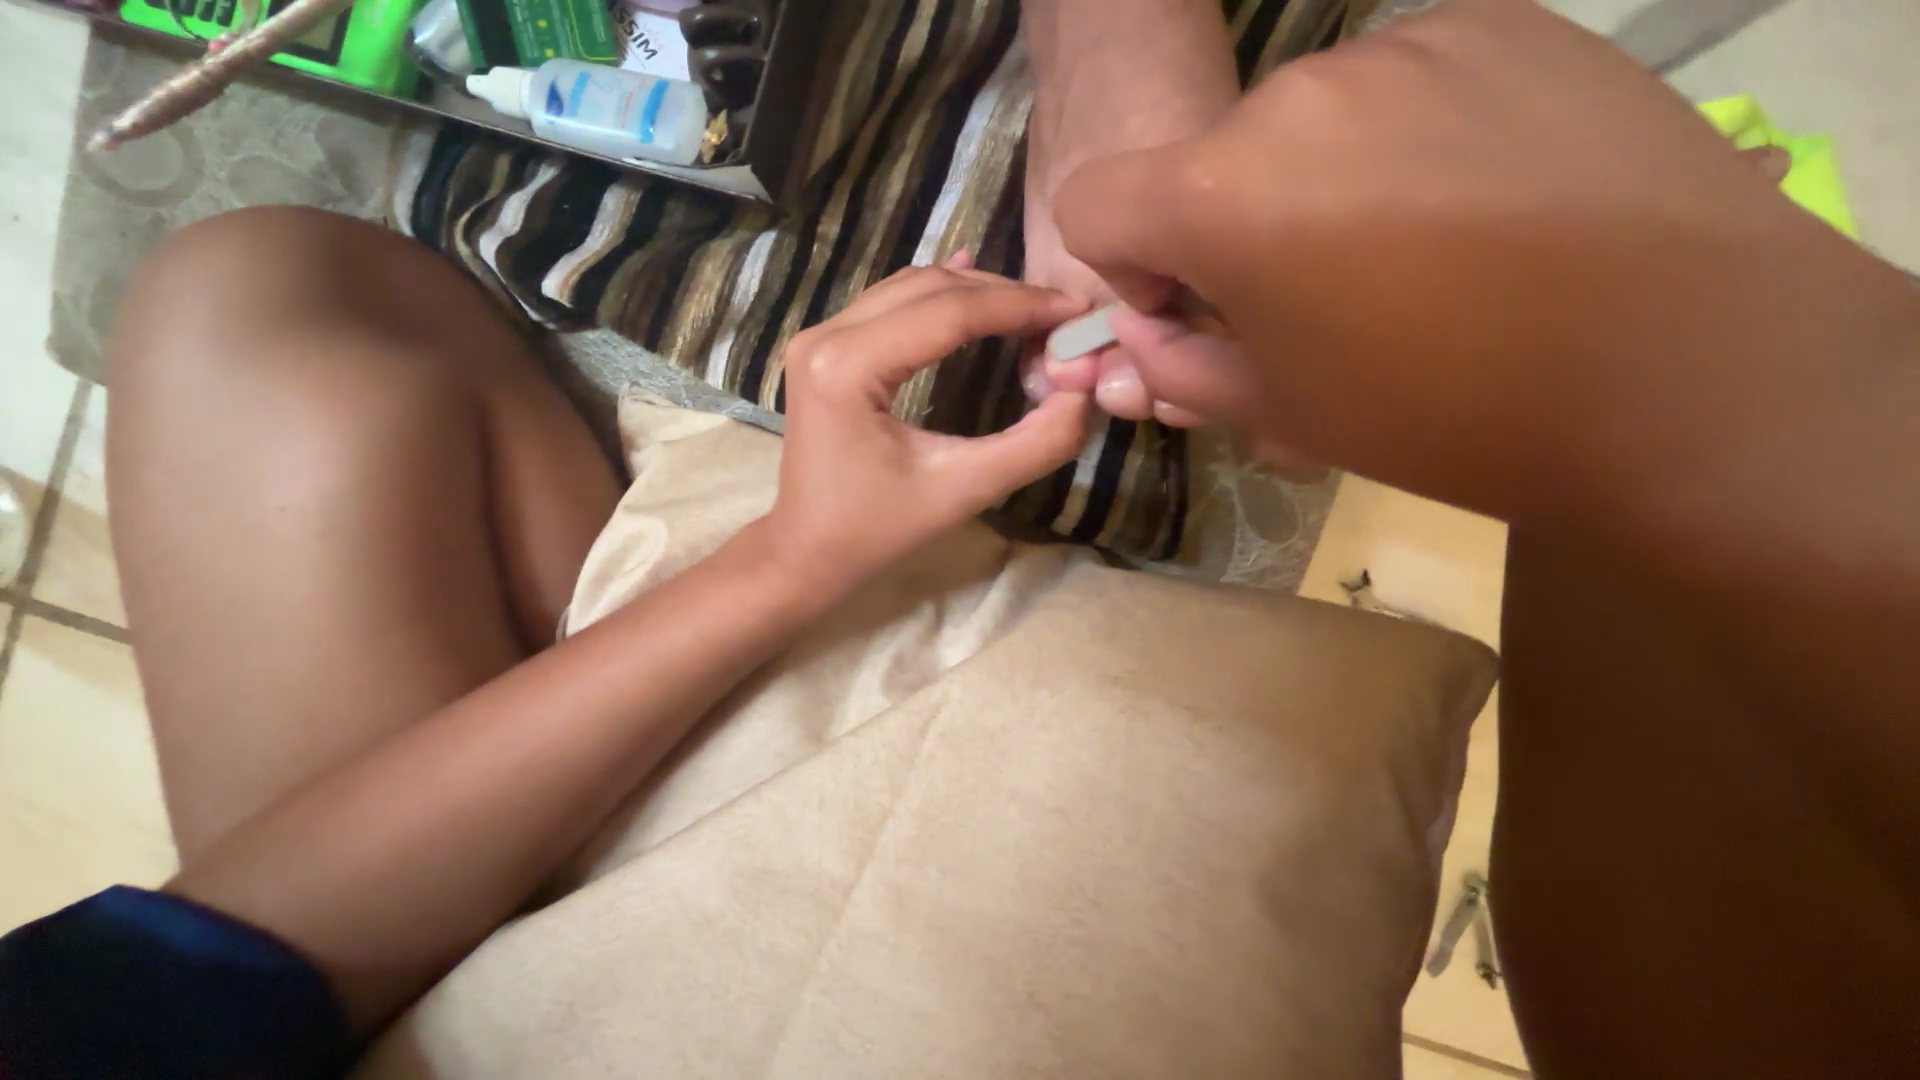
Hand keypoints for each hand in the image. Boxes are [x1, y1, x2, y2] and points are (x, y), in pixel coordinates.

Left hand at [765, 256, 1092, 591]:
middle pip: (930, 288)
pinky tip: (972, 278)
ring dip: (973, 291)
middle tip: (1063, 312)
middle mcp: (825, 336)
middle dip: (1003, 294)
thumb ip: (1034, 444)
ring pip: (909, 288)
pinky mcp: (823, 348)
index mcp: (848, 366)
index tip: (1077, 309)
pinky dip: (939, 296)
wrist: (807, 553)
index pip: (950, 312)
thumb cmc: (877, 531)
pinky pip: (889, 303)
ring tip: (1033, 309)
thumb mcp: (964, 491)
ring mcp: (818, 337)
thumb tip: (1085, 396)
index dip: (1020, 305)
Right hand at [1056, 0, 1902, 521]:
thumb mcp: (1277, 410)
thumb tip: (1140, 331)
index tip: (1197, 306)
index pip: (1095, 202)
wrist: (1679, 370)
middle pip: (1209, 163)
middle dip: (1232, 229)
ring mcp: (1401, 45)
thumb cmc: (1438, 412)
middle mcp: (1293, 94)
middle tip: (1318, 296)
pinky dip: (1405, 140)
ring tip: (1415, 252)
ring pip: (1305, 123)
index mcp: (1220, 194)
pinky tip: (1478, 201)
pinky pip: (1401, 84)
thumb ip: (1179, 364)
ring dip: (1320, 183)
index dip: (1128, 265)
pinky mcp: (1498, 24)